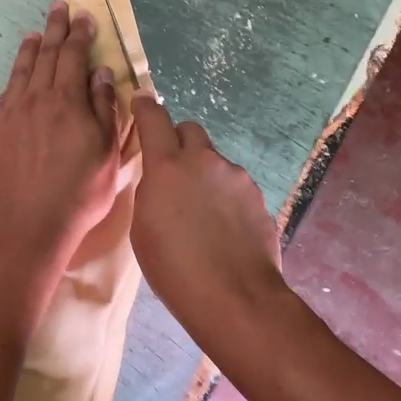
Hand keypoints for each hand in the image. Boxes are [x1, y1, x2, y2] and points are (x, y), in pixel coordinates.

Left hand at [0, 2, 124, 265]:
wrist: (29, 225)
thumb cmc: (79, 194)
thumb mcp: (106, 153)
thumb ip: (104, 109)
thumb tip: (101, 72)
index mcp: (67, 101)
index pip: (73, 56)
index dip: (80, 34)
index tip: (85, 17)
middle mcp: (37, 98)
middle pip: (46, 55)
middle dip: (55, 30)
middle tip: (60, 9)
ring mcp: (13, 112)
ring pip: (23, 70)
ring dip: (32, 47)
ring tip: (37, 32)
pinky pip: (8, 90)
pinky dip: (16, 73)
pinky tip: (19, 72)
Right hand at [130, 95, 289, 341]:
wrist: (235, 297)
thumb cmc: (174, 269)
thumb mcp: (143, 229)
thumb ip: (151, 192)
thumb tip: (162, 181)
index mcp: (167, 166)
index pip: (154, 118)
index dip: (145, 107)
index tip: (142, 102)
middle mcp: (204, 161)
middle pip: (190, 131)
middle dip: (180, 143)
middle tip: (174, 174)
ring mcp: (236, 177)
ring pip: (215, 162)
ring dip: (204, 176)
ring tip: (202, 217)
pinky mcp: (259, 197)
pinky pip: (234, 187)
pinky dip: (226, 199)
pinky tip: (224, 231)